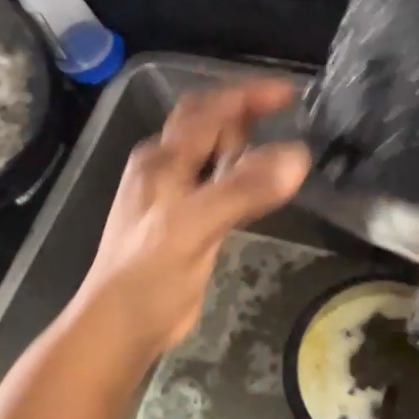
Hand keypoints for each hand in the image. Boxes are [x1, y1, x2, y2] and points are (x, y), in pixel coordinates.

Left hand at [73, 81, 310, 360]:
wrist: (121, 325)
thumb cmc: (150, 275)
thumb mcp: (194, 227)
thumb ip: (243, 190)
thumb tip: (297, 157)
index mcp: (162, 161)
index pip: (208, 111)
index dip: (248, 95)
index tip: (290, 92)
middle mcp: (165, 170)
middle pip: (206, 125)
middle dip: (243, 113)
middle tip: (285, 114)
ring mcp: (173, 197)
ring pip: (211, 155)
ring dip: (242, 144)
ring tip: (279, 146)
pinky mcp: (184, 225)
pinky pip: (216, 185)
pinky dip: (240, 177)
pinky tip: (260, 188)